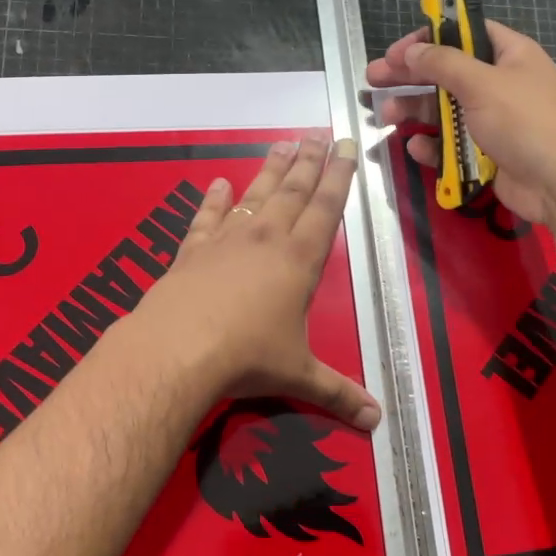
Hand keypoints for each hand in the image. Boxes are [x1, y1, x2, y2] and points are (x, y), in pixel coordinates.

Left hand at [123, 133, 381, 431]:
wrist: (178, 349)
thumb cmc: (248, 357)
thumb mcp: (299, 376)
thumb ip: (339, 394)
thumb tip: (377, 422)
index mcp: (299, 260)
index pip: (325, 209)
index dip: (338, 177)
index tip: (344, 146)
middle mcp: (265, 240)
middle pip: (292, 191)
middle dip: (309, 162)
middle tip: (318, 134)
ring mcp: (226, 241)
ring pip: (255, 195)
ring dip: (270, 169)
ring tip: (283, 144)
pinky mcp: (193, 252)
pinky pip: (207, 218)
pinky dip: (215, 200)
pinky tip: (220, 183)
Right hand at [366, 21, 555, 224]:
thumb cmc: (527, 122)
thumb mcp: (483, 83)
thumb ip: (443, 64)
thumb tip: (413, 50)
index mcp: (509, 55)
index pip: (463, 34)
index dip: (428, 39)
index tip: (396, 51)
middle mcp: (502, 84)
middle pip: (448, 74)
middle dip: (411, 78)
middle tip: (373, 81)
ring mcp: (495, 122)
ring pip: (446, 112)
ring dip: (416, 112)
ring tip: (387, 117)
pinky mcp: (490, 155)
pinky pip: (454, 145)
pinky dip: (435, 146)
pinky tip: (417, 147)